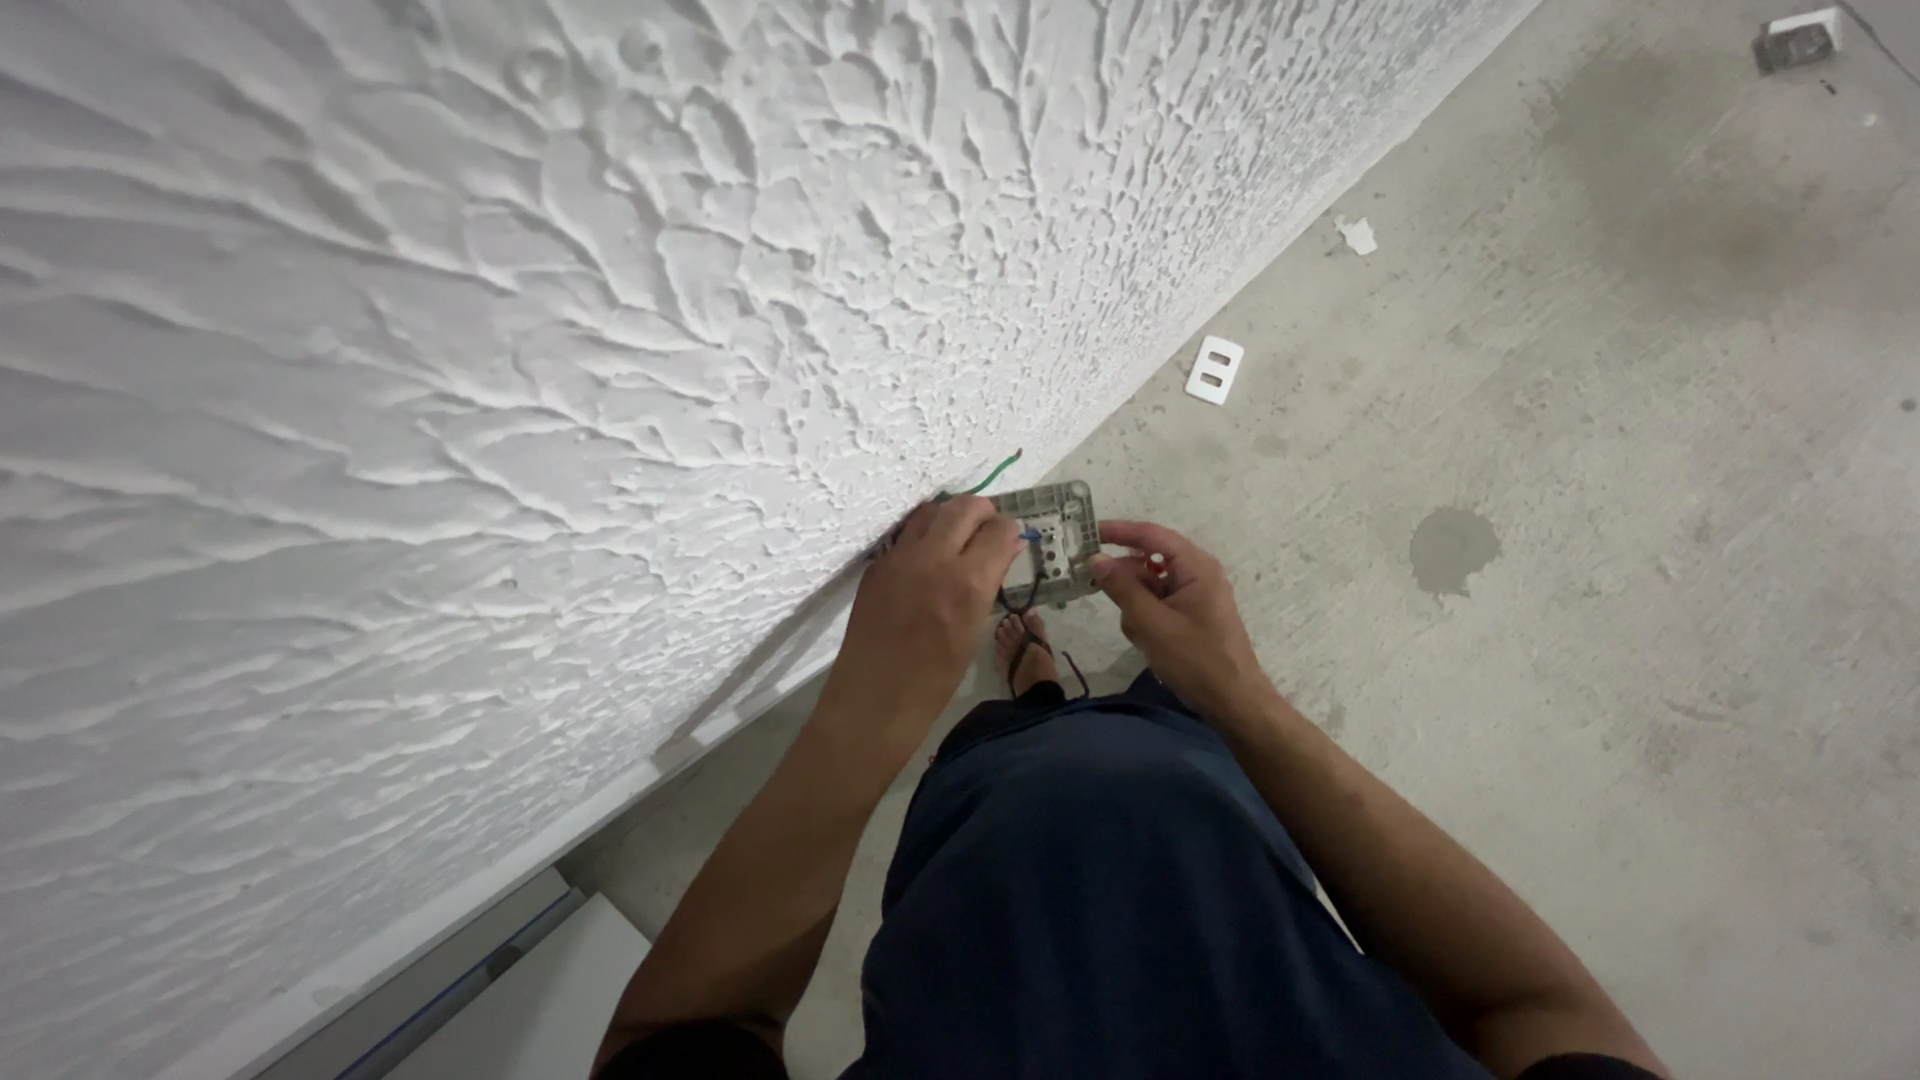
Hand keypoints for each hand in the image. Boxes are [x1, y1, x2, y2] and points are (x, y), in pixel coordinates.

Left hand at [819, 496, 1024, 737]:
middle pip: (965, 507)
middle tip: (986, 528)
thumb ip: (989, 583)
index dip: (1010, 531)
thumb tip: (1006, 550)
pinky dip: (923, 537)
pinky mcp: (877, 565)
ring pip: (931, 511)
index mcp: (968, 581)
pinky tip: (926, 560)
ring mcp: (900, 558)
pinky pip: (906, 535)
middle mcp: (935, 558)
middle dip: (983, 512)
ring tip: (955, 537)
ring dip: (949, 517)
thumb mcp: (975, 630)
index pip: (1000, 529)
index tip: (1010, 539)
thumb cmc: (936, 678)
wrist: (875, 697)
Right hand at [1092, 520, 1280, 722]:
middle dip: (1125, 579)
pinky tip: (1146, 641)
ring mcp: (1193, 595)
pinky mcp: (1189, 614)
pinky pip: (1157, 604)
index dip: (1118, 531)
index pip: (1151, 535)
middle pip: (1147, 561)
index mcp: (1195, 567)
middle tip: (1094, 587)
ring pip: (1148, 586)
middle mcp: (1196, 574)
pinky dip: (1145, 618)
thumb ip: (1122, 588)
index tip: (1087, 533)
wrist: (1232, 701)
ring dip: (1135, 606)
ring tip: (1139, 633)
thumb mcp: (1152, 624)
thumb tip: (1096, 559)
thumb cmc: (1196, 659)